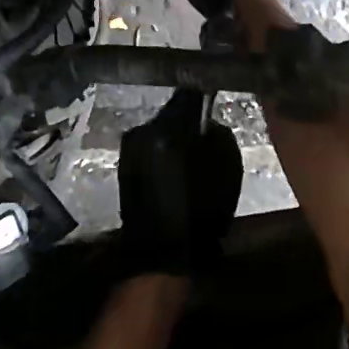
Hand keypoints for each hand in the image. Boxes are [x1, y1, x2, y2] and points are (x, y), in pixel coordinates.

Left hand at [117, 89, 243, 275]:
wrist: (161, 251)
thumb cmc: (200, 212)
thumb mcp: (226, 172)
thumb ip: (219, 136)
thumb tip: (209, 121)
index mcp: (169, 129)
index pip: (188, 97)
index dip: (202, 97)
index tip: (212, 100)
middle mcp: (143, 130)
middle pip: (171, 113)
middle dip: (187, 120)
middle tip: (205, 133)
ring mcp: (129, 147)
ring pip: (159, 130)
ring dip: (173, 137)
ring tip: (190, 155)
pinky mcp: (123, 163)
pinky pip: (149, 146)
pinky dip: (161, 151)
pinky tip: (173, 170)